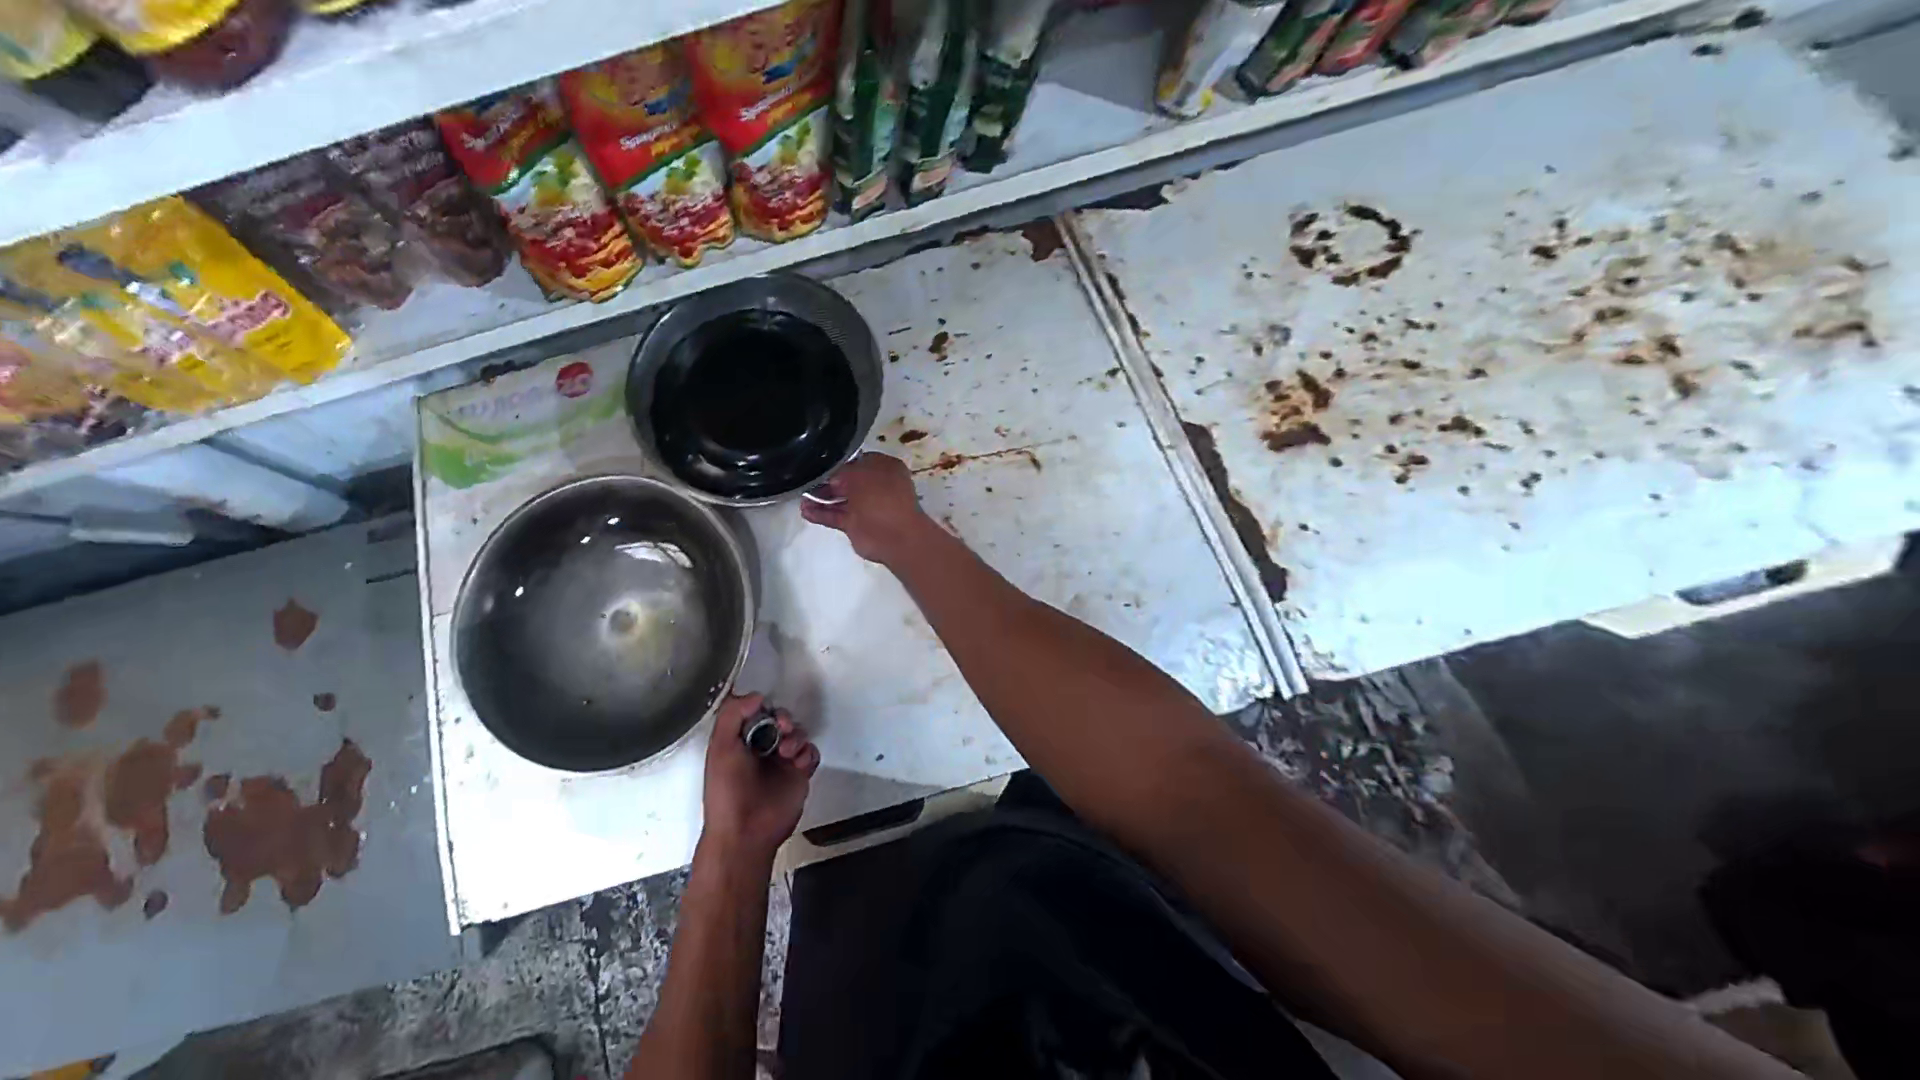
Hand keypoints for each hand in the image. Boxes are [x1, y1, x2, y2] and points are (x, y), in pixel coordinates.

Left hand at [701, 693, 819, 864]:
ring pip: (798, 734)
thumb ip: (733, 715)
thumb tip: (755, 696)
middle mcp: (761, 749)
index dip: (764, 708)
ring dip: (795, 737)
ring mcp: (782, 762)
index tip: (766, 710)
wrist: (746, 830)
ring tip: (787, 753)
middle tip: (782, 728)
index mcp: (739, 742)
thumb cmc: (727, 792)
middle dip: (784, 719)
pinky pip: (811, 753)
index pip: (756, 713)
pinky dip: (807, 753)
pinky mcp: (799, 774)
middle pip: (781, 720)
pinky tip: (797, 763)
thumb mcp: (720, 748)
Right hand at [800, 452, 935, 565]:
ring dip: (820, 498)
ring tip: (800, 498)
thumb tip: (833, 476)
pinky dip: (821, 514)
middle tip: (805, 481)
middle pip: (846, 481)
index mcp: (884, 467)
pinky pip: (836, 516)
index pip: (858, 460)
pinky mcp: (856, 525)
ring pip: (839, 499)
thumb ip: (842, 470)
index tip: (819, 464)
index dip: (839, 462)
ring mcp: (866, 507)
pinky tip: (805, 511)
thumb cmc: (882, 497)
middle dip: (826, 481)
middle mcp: (876, 485)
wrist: (895, 536)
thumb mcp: (859, 473)